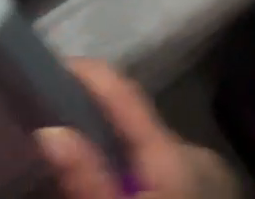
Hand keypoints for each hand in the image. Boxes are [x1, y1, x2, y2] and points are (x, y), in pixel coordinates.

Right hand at [35, 60, 238, 198]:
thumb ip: (85, 181)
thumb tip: (49, 129)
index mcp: (174, 155)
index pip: (124, 91)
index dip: (86, 73)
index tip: (46, 68)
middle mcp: (195, 154)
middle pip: (132, 120)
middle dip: (91, 119)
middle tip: (47, 128)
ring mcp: (208, 178)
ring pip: (145, 148)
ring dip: (110, 150)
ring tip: (73, 161)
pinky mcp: (208, 196)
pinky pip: (161, 172)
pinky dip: (133, 174)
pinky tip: (112, 190)